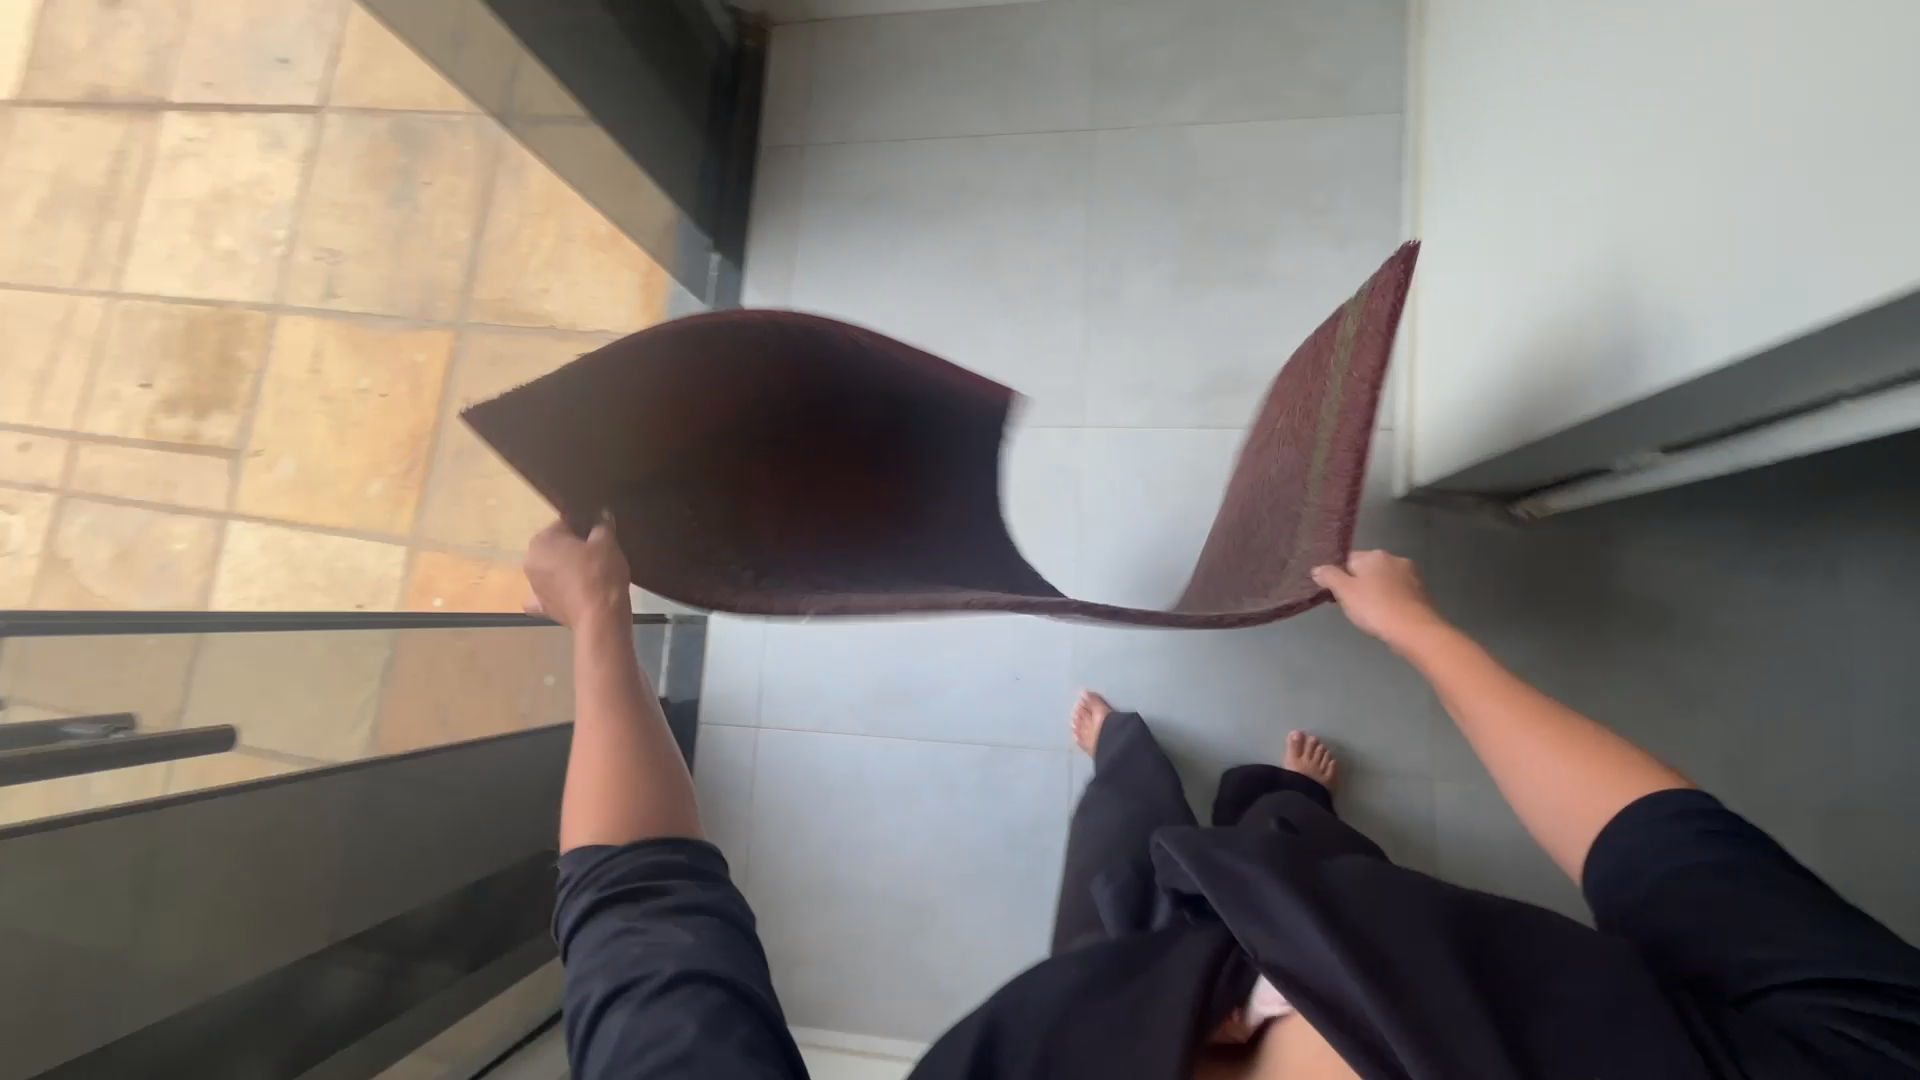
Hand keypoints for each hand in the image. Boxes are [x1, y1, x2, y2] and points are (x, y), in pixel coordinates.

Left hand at [525, 512, 631, 630]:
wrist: (600, 616)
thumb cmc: (600, 573)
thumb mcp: (607, 542)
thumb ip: (602, 525)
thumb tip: (602, 515)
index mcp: (542, 540)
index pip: (565, 523)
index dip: (586, 528)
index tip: (602, 536)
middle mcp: (530, 560)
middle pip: (556, 547)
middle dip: (574, 549)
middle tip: (600, 555)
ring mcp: (533, 586)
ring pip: (551, 570)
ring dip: (566, 570)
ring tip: (593, 576)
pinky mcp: (542, 607)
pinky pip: (548, 594)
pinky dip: (558, 593)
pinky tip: (572, 594)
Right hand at [1311, 550, 1448, 649]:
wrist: (1415, 631)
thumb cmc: (1375, 607)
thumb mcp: (1344, 591)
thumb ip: (1329, 576)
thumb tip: (1317, 569)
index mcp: (1374, 555)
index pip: (1347, 560)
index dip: (1338, 576)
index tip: (1335, 594)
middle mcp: (1395, 560)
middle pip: (1366, 570)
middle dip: (1357, 584)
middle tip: (1349, 605)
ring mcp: (1411, 576)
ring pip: (1382, 582)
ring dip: (1373, 593)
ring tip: (1367, 613)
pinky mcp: (1421, 593)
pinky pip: (1396, 593)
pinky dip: (1388, 601)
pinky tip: (1384, 616)